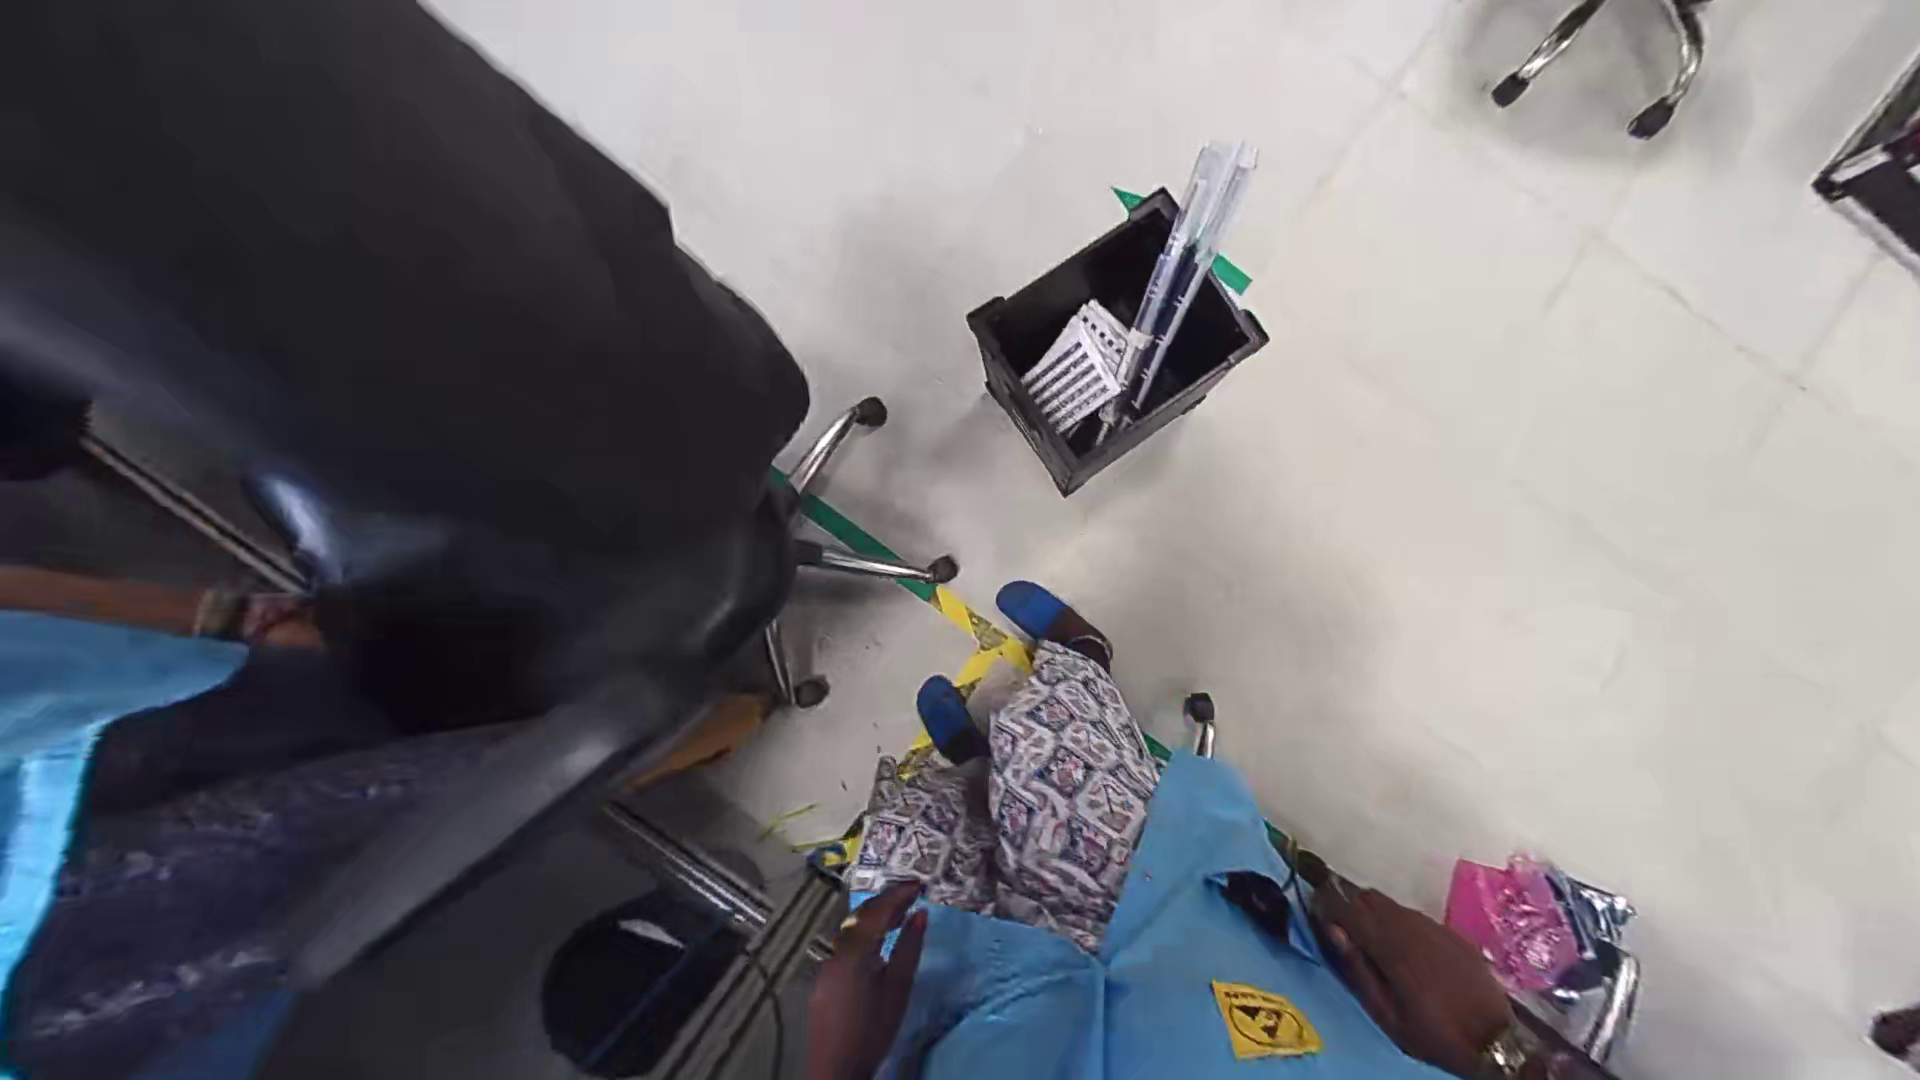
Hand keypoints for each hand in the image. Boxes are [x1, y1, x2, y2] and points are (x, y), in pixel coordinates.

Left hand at [805, 881, 928, 1079]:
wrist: (836, 1072)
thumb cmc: (873, 1029)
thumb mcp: (898, 988)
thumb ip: (909, 947)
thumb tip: (920, 913)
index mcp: (854, 948)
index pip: (878, 909)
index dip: (899, 894)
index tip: (918, 884)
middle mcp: (837, 949)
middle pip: (862, 915)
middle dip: (888, 901)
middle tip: (912, 894)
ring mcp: (827, 962)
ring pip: (853, 928)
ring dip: (876, 917)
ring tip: (901, 914)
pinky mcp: (825, 977)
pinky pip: (847, 943)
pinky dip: (866, 934)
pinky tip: (879, 941)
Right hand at [1311, 885, 1513, 1078]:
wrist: (1502, 1046)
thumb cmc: (1436, 1036)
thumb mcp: (1388, 1017)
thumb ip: (1357, 970)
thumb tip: (1333, 930)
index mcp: (1389, 945)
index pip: (1345, 907)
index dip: (1326, 903)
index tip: (1316, 909)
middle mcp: (1408, 925)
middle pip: (1365, 896)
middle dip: (1348, 904)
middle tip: (1343, 926)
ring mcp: (1432, 927)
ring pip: (1389, 903)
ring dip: (1372, 911)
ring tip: (1372, 937)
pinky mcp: (1450, 933)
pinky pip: (1413, 915)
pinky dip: (1398, 921)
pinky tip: (1405, 947)